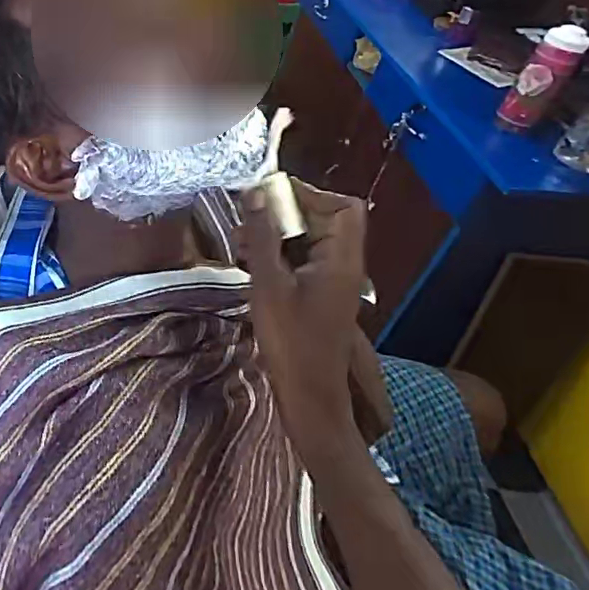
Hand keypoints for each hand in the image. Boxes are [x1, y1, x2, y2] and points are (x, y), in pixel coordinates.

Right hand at [234, 178, 372, 442]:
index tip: (268, 197)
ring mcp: (334, 280)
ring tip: (243, 241)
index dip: (308, 194)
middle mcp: (345, 265)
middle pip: (326, 219)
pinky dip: (280, 252)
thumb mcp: (268, 284)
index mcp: (342, 260)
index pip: (341, 207)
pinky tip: (251, 261)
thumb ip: (263, 236)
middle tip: (249, 219)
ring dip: (278, 232)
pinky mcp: (321, 294)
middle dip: (286, 212)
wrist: (309, 398)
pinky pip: (304, 258)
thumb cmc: (290, 341)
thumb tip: (256, 191)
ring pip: (311, 238)